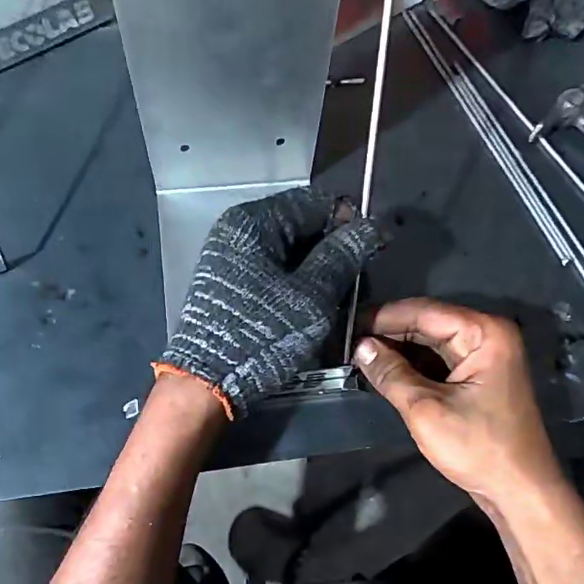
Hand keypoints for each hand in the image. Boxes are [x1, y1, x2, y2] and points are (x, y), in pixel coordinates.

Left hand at [157, 187, 380, 417]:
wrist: (209, 382)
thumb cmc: (262, 334)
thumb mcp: (313, 295)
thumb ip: (344, 255)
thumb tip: (374, 225)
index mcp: (255, 220)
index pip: (316, 202)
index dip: (349, 222)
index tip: (370, 251)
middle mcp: (239, 228)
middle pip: (301, 223)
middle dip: (333, 248)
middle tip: (355, 280)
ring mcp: (233, 255)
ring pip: (291, 249)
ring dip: (317, 268)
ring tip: (337, 296)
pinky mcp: (233, 281)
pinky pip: (276, 268)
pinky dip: (298, 281)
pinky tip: (311, 305)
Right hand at [353, 298, 562, 508]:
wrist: (520, 489)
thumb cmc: (478, 448)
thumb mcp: (426, 410)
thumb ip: (391, 374)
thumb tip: (361, 347)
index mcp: (485, 333)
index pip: (425, 312)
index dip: (384, 317)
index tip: (349, 325)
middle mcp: (489, 336)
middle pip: (430, 323)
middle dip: (390, 333)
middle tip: (349, 342)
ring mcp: (487, 357)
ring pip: (434, 342)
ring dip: (400, 349)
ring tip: (360, 354)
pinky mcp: (481, 378)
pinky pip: (442, 361)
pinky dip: (415, 365)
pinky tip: (386, 370)